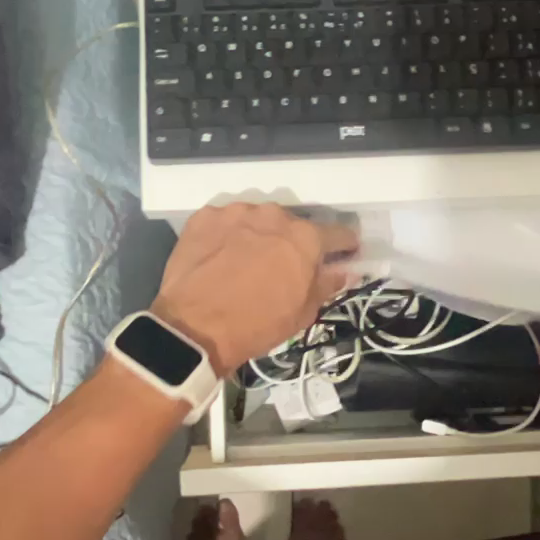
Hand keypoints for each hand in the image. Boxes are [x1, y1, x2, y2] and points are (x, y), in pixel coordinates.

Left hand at [151, 204, 358, 377]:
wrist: (194, 327)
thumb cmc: (257, 324)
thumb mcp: (303, 313)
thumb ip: (327, 285)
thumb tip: (345, 271)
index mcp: (305, 237)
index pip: (337, 234)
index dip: (343, 246)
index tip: (343, 255)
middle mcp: (273, 215)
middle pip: (292, 225)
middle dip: (292, 242)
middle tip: (282, 266)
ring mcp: (236, 212)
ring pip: (256, 220)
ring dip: (257, 235)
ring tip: (245, 261)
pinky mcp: (205, 216)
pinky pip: (224, 222)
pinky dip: (226, 236)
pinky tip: (219, 257)